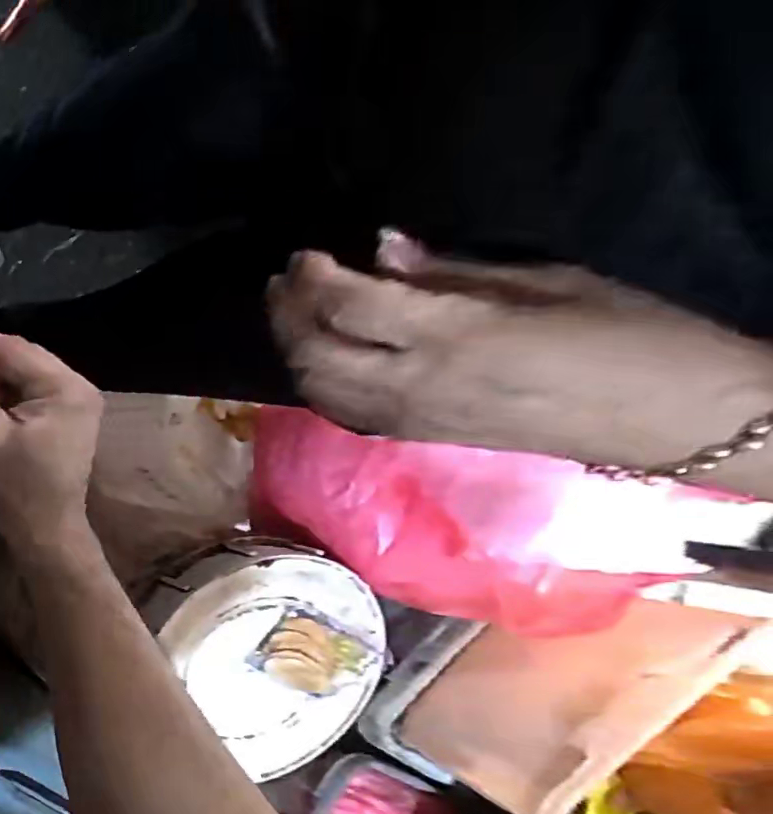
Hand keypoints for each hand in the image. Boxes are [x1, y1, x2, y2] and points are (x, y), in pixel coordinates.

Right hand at [0, 331, 104, 557]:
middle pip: (24, 358)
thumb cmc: (15, 486)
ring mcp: (76, 403)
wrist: (45, 530)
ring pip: (27, 373)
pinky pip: (32, 392)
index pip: (15, 351)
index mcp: (64, 388)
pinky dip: (5, 388)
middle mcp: (78, 387)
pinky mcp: (67, 418)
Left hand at [266, 231, 772, 471]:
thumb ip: (449, 272)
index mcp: (450, 337)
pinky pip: (333, 406)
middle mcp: (407, 383)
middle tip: (280, 281)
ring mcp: (399, 416)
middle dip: (286, 313)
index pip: (349, 306)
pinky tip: (310, 355)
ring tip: (285, 311)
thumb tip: (384, 247)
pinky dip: (309, 377)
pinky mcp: (403, 435)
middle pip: (313, 350)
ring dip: (289, 346)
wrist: (665, 420)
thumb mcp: (546, 284)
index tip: (302, 256)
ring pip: (313, 384)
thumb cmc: (627, 336)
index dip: (314, 279)